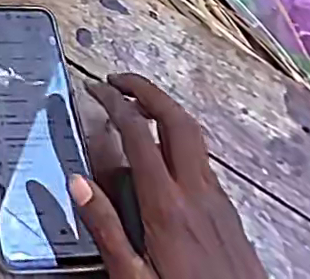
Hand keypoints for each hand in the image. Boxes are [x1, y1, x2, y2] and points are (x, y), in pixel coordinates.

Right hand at [69, 74, 266, 278]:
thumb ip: (106, 229)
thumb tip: (78, 183)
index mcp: (167, 205)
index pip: (137, 132)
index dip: (113, 101)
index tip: (96, 89)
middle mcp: (197, 195)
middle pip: (177, 120)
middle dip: (147, 90)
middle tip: (119, 80)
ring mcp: (219, 204)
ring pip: (195, 138)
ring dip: (165, 111)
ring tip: (137, 107)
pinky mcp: (231, 218)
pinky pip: (203, 163)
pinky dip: (178, 141)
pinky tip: (163, 156)